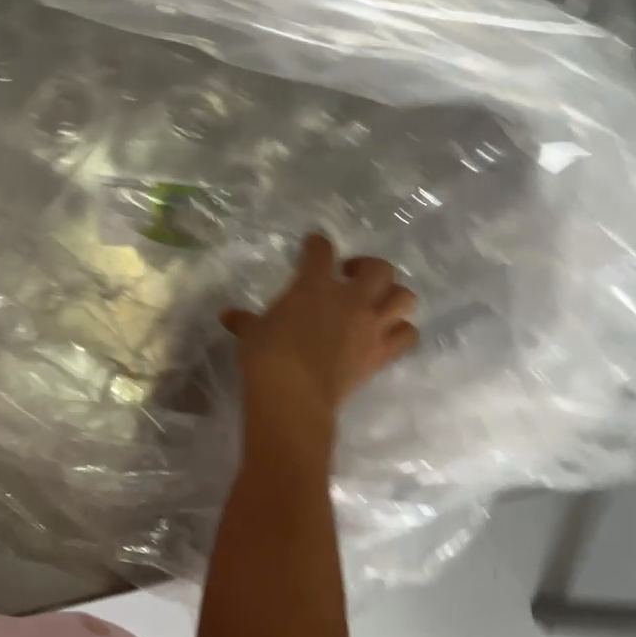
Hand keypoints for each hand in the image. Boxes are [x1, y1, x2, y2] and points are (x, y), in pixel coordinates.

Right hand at [220, 233, 417, 413]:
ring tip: (376, 302)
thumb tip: (228, 316)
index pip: (321, 254)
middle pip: (379, 269)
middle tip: (351, 275)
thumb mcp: (251, 333)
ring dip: (393, 295)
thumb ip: (245, 321)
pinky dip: (401, 330)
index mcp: (314, 287)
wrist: (294, 392)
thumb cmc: (267, 355)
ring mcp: (372, 326)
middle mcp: (351, 300)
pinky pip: (408, 335)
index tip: (315, 244)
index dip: (318, 245)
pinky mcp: (382, 352)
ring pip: (404, 297)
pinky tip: (387, 332)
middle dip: (368, 266)